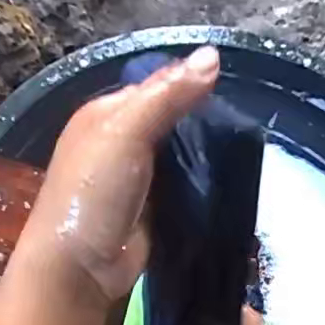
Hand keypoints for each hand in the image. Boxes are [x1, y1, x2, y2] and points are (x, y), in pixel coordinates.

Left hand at [15, 46, 220, 303]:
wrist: (80, 268)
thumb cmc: (93, 193)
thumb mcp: (126, 132)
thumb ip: (167, 95)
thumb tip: (214, 55)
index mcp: (105, 115)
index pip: (155, 88)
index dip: (188, 86)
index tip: (227, 93)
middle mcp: (119, 144)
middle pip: (170, 124)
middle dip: (202, 125)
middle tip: (242, 129)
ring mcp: (136, 182)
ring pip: (180, 159)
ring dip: (206, 159)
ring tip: (244, 154)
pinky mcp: (152, 214)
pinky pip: (183, 192)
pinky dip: (202, 188)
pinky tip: (228, 185)